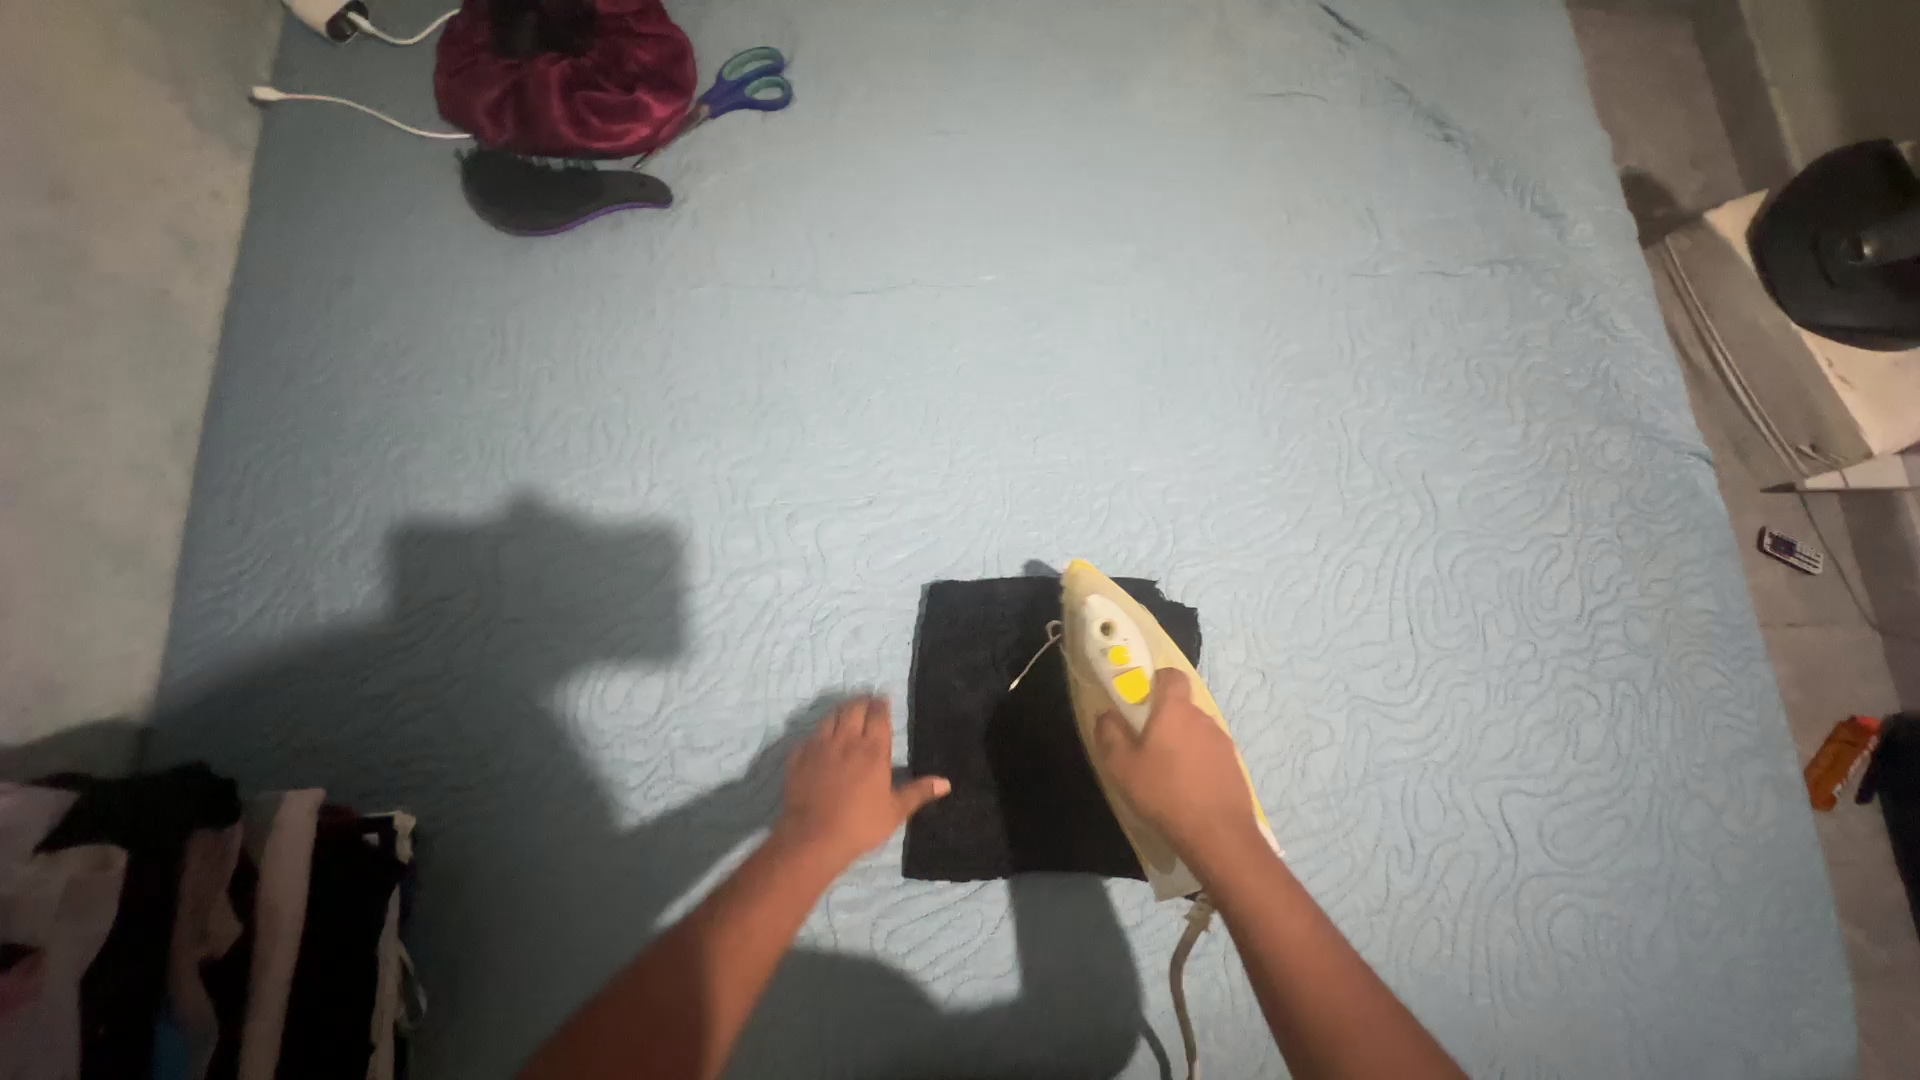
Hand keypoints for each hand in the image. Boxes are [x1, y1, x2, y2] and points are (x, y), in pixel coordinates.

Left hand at [774, 695, 949, 867]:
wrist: (812, 838)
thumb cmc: (860, 825)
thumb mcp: (895, 811)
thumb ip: (919, 792)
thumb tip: (946, 783)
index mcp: (873, 750)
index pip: (878, 714)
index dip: (881, 704)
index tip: (883, 700)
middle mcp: (846, 740)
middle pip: (853, 708)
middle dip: (862, 702)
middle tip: (867, 703)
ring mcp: (819, 746)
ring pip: (831, 716)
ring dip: (841, 711)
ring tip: (846, 714)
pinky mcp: (798, 756)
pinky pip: (810, 736)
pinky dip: (819, 733)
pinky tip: (821, 740)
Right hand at [1093, 669, 1263, 867]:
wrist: (1218, 835)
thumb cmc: (1163, 793)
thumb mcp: (1121, 766)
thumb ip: (1109, 733)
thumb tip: (1107, 714)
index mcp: (1175, 710)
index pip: (1172, 675)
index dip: (1157, 679)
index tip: (1142, 697)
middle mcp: (1202, 718)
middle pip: (1182, 705)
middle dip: (1165, 717)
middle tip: (1146, 742)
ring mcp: (1223, 742)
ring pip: (1197, 731)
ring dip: (1182, 741)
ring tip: (1167, 770)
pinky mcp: (1234, 766)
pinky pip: (1210, 753)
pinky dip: (1198, 762)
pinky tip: (1188, 788)